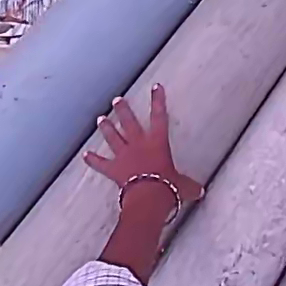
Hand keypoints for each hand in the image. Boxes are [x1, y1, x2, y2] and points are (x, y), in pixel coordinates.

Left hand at [83, 84, 203, 215]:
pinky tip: (85, 155)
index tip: (156, 87)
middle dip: (123, 110)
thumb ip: (189, 186)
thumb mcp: (184, 185)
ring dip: (107, 128)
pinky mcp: (114, 169)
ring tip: (100, 118)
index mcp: (158, 141)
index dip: (158, 100)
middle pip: (129, 122)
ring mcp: (124, 155)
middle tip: (117, 99)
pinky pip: (101, 163)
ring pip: (114, 138)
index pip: (160, 116)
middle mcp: (139, 144)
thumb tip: (200, 192)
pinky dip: (93, 160)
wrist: (148, 198)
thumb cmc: (168, 187)